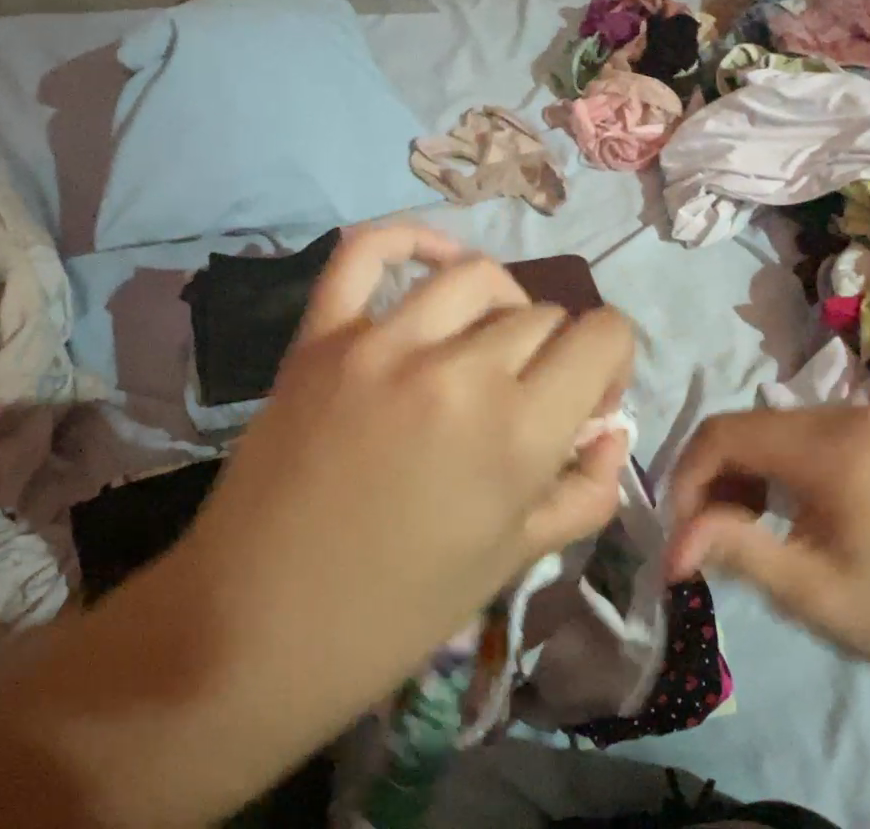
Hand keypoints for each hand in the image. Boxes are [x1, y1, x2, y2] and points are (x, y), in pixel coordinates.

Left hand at [182, 224, 636, 699]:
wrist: (258, 627)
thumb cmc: (398, 612)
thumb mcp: (514, 561)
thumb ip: (583, 490)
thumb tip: (609, 431)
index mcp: (518, 434)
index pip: (603, 336)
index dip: (612, 362)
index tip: (589, 400)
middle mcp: (458, 371)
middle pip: (543, 314)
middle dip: (557, 352)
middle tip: (531, 398)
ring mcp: (381, 345)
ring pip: (475, 277)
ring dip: (502, 308)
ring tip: (486, 346)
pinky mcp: (319, 339)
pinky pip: (364, 254)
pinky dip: (409, 242)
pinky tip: (434, 260)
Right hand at [665, 406, 869, 678]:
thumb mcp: (804, 591)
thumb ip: (736, 551)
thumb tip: (670, 545)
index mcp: (838, 450)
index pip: (728, 435)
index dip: (688, 477)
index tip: (680, 532)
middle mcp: (846, 416)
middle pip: (739, 428)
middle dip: (706, 480)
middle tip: (699, 537)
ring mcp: (854, 418)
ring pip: (754, 430)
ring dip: (728, 476)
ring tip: (731, 529)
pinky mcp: (854, 429)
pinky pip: (779, 435)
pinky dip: (756, 470)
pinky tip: (759, 511)